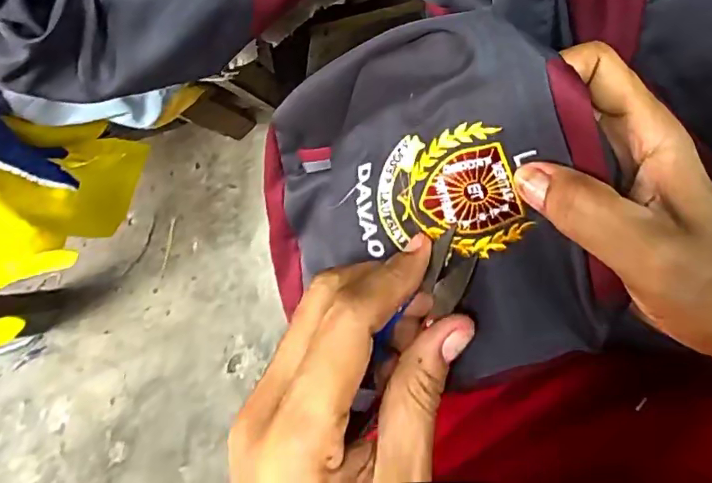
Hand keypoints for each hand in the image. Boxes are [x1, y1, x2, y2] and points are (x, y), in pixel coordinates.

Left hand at [229, 236, 475, 482]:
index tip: (431, 251)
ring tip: (415, 329)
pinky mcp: (262, 413)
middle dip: (381, 280)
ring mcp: (255, 409)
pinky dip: (353, 327)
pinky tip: (386, 354)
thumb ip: (420, 395)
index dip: (392, 276)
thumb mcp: (398, 482)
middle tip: (431, 295)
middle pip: (322, 303)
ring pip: (313, 315)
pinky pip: (309, 342)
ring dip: (369, 301)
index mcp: (293, 431)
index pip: (346, 319)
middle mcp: (261, 407)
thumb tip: (456, 323)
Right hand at [514, 42, 711, 371]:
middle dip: (534, 106)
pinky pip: (572, 175)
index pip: (602, 67)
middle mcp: (635, 140)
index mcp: (651, 131)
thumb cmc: (706, 282)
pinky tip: (509, 202)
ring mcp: (625, 171)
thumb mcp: (646, 248)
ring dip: (534, 146)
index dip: (559, 69)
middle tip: (485, 137)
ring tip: (484, 168)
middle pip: (580, 97)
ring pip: (572, 136)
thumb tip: (522, 173)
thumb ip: (587, 209)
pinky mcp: (614, 201)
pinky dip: (543, 180)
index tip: (513, 99)